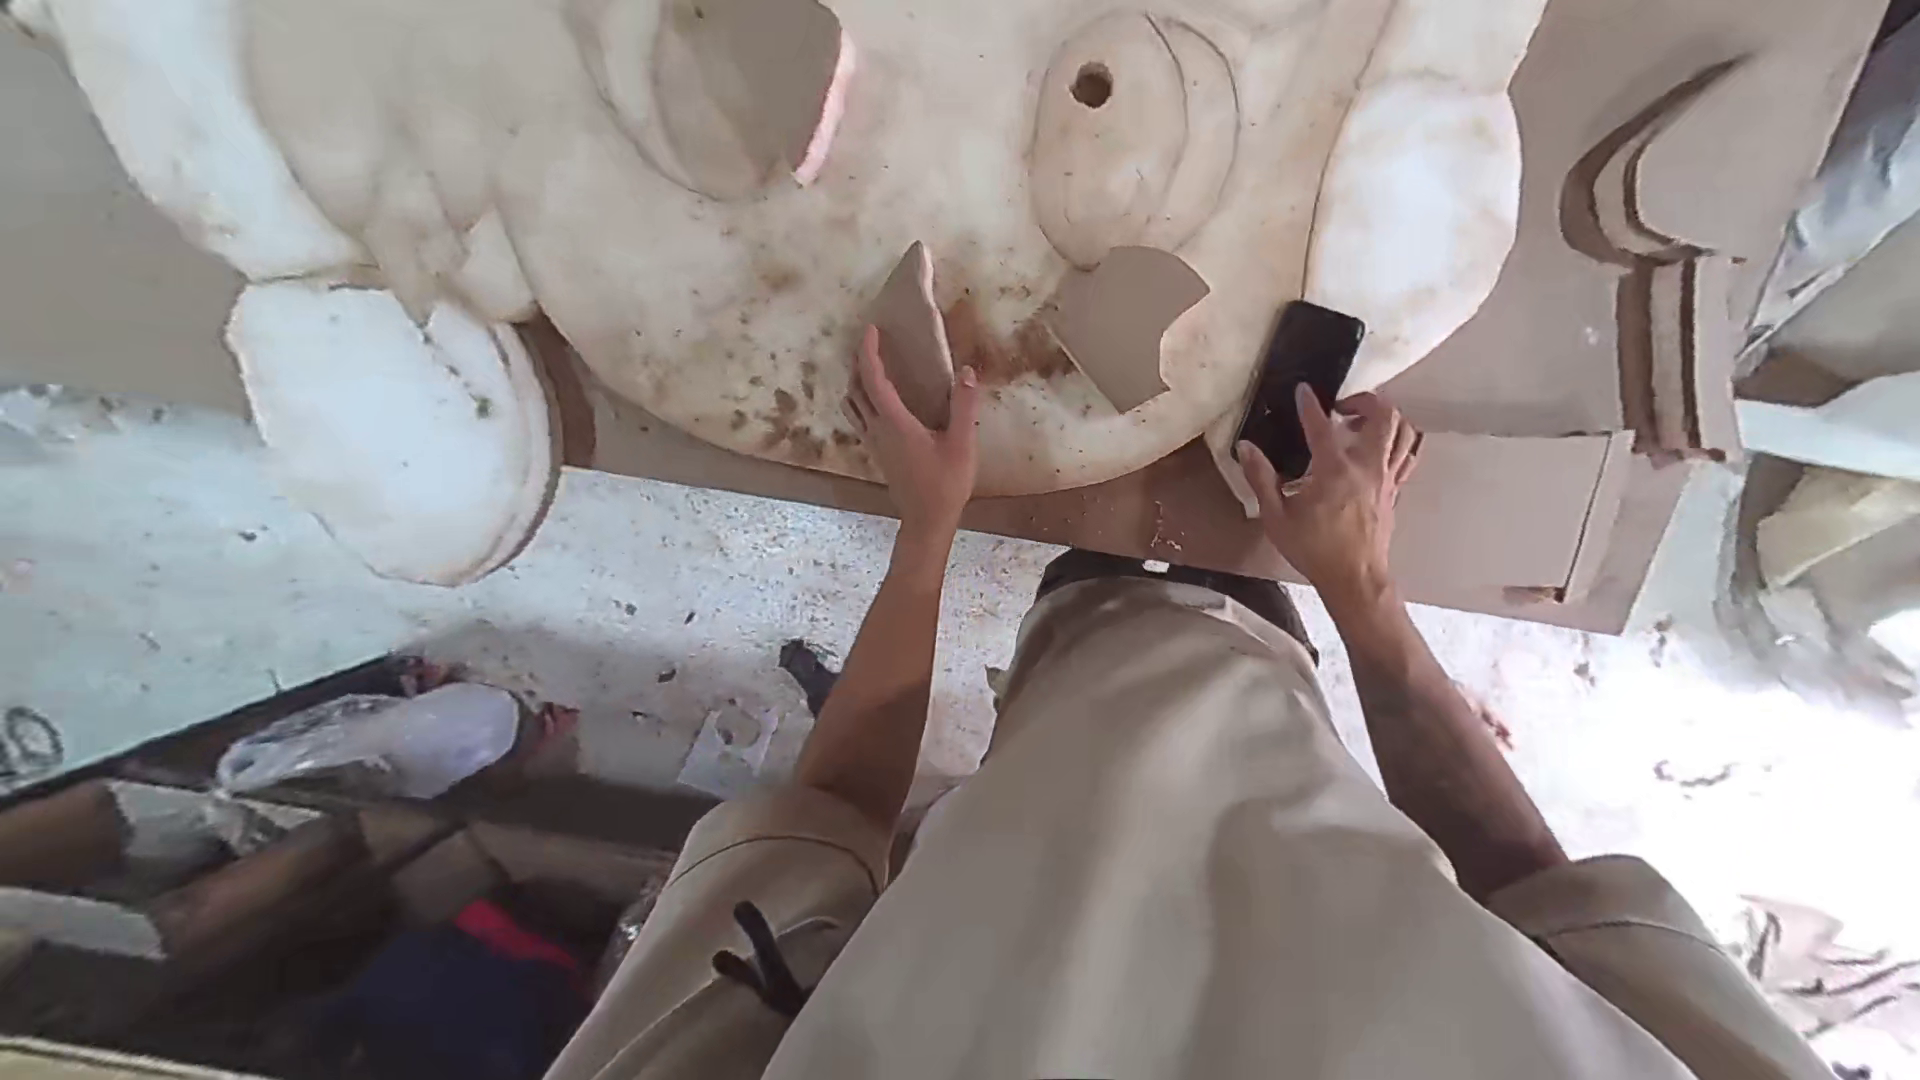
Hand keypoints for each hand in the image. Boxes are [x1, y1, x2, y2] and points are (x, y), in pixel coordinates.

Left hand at [844, 325, 980, 549]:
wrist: (927, 520)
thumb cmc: (945, 484)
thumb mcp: (962, 444)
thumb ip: (963, 406)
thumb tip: (967, 371)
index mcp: (895, 423)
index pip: (873, 379)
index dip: (869, 351)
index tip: (871, 329)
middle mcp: (877, 429)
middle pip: (855, 388)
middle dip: (859, 362)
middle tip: (871, 342)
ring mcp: (874, 443)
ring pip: (852, 404)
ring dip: (856, 381)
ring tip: (870, 366)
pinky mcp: (877, 453)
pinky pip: (859, 418)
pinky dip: (861, 400)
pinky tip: (878, 401)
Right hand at [1238, 386, 1420, 611]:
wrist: (1353, 577)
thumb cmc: (1311, 548)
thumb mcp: (1275, 516)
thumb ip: (1261, 478)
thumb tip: (1246, 447)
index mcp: (1334, 470)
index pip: (1321, 426)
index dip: (1309, 404)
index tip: (1303, 390)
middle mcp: (1367, 466)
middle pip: (1383, 415)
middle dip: (1364, 401)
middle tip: (1340, 407)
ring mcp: (1387, 477)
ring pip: (1403, 431)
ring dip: (1386, 418)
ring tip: (1361, 422)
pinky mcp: (1395, 489)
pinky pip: (1408, 454)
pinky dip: (1398, 441)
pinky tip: (1379, 446)